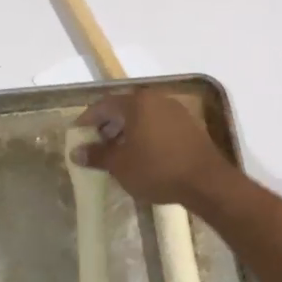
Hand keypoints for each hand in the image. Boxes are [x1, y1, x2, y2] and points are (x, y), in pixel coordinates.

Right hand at [72, 91, 230, 205]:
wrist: (206, 182)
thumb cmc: (156, 169)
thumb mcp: (120, 165)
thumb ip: (97, 155)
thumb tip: (76, 152)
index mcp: (137, 103)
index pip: (103, 105)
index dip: (87, 119)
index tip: (77, 134)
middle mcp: (157, 100)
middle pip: (124, 108)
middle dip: (107, 125)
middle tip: (95, 143)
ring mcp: (176, 111)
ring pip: (143, 116)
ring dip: (126, 130)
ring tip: (117, 151)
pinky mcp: (189, 125)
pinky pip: (158, 124)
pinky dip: (144, 134)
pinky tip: (141, 154)